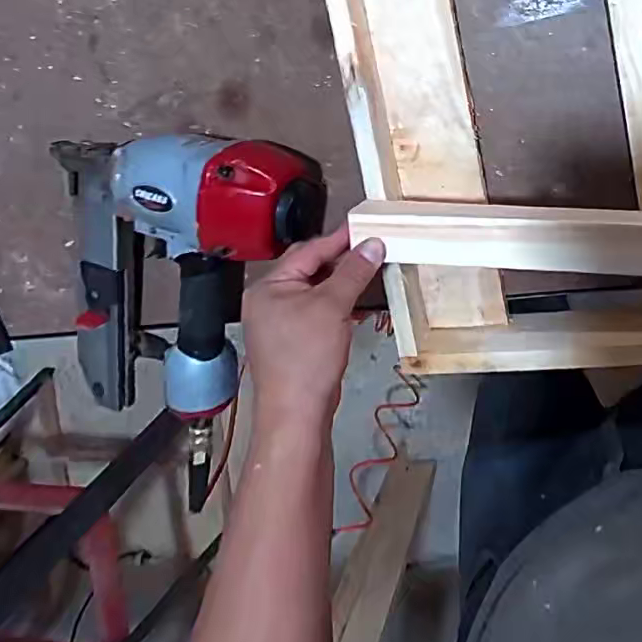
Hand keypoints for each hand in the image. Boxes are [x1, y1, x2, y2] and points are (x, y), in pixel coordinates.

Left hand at [241, 225, 384, 435]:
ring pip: (316, 291)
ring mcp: (279, 323)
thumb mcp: (334, 306)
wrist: (296, 414)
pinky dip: (338, 305)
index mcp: (269, 286)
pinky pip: (318, 311)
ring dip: (343, 284)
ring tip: (370, 273)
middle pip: (311, 269)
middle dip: (342, 262)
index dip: (339, 239)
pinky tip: (359, 305)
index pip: (308, 251)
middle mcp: (269, 301)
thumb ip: (354, 271)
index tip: (364, 228)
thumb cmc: (306, 357)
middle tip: (372, 249)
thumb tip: (373, 244)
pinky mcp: (293, 341)